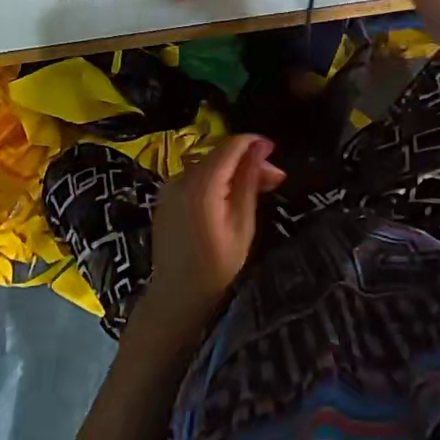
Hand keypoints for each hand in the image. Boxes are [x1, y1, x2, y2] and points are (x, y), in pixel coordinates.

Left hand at [139, 135, 285, 341]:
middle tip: (272, 177)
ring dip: (231, 169)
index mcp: (201, 185)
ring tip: (255, 187)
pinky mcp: (165, 196)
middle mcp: (181, 178)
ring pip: (207, 164)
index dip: (253, 143)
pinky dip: (214, 178)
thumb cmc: (216, 267)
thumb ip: (249, 182)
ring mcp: (169, 187)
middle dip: (246, 158)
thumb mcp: (242, 226)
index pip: (230, 147)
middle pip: (218, 154)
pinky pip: (194, 176)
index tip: (274, 150)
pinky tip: (228, 195)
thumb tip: (260, 148)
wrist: (176, 296)